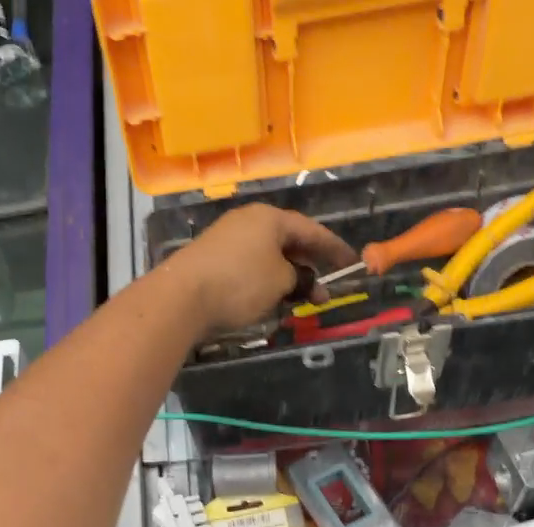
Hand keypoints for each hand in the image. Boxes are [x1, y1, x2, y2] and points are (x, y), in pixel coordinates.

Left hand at [169, 205, 356, 336]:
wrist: (182, 297)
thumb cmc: (240, 283)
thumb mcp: (280, 282)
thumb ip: (299, 278)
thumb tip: (301, 280)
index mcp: (270, 218)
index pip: (311, 230)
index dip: (334, 249)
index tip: (351, 264)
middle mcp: (248, 221)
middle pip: (288, 242)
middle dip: (308, 267)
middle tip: (322, 294)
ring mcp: (227, 239)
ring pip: (268, 256)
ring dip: (286, 278)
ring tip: (297, 301)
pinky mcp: (211, 260)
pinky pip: (249, 267)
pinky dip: (265, 281)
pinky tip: (268, 299)